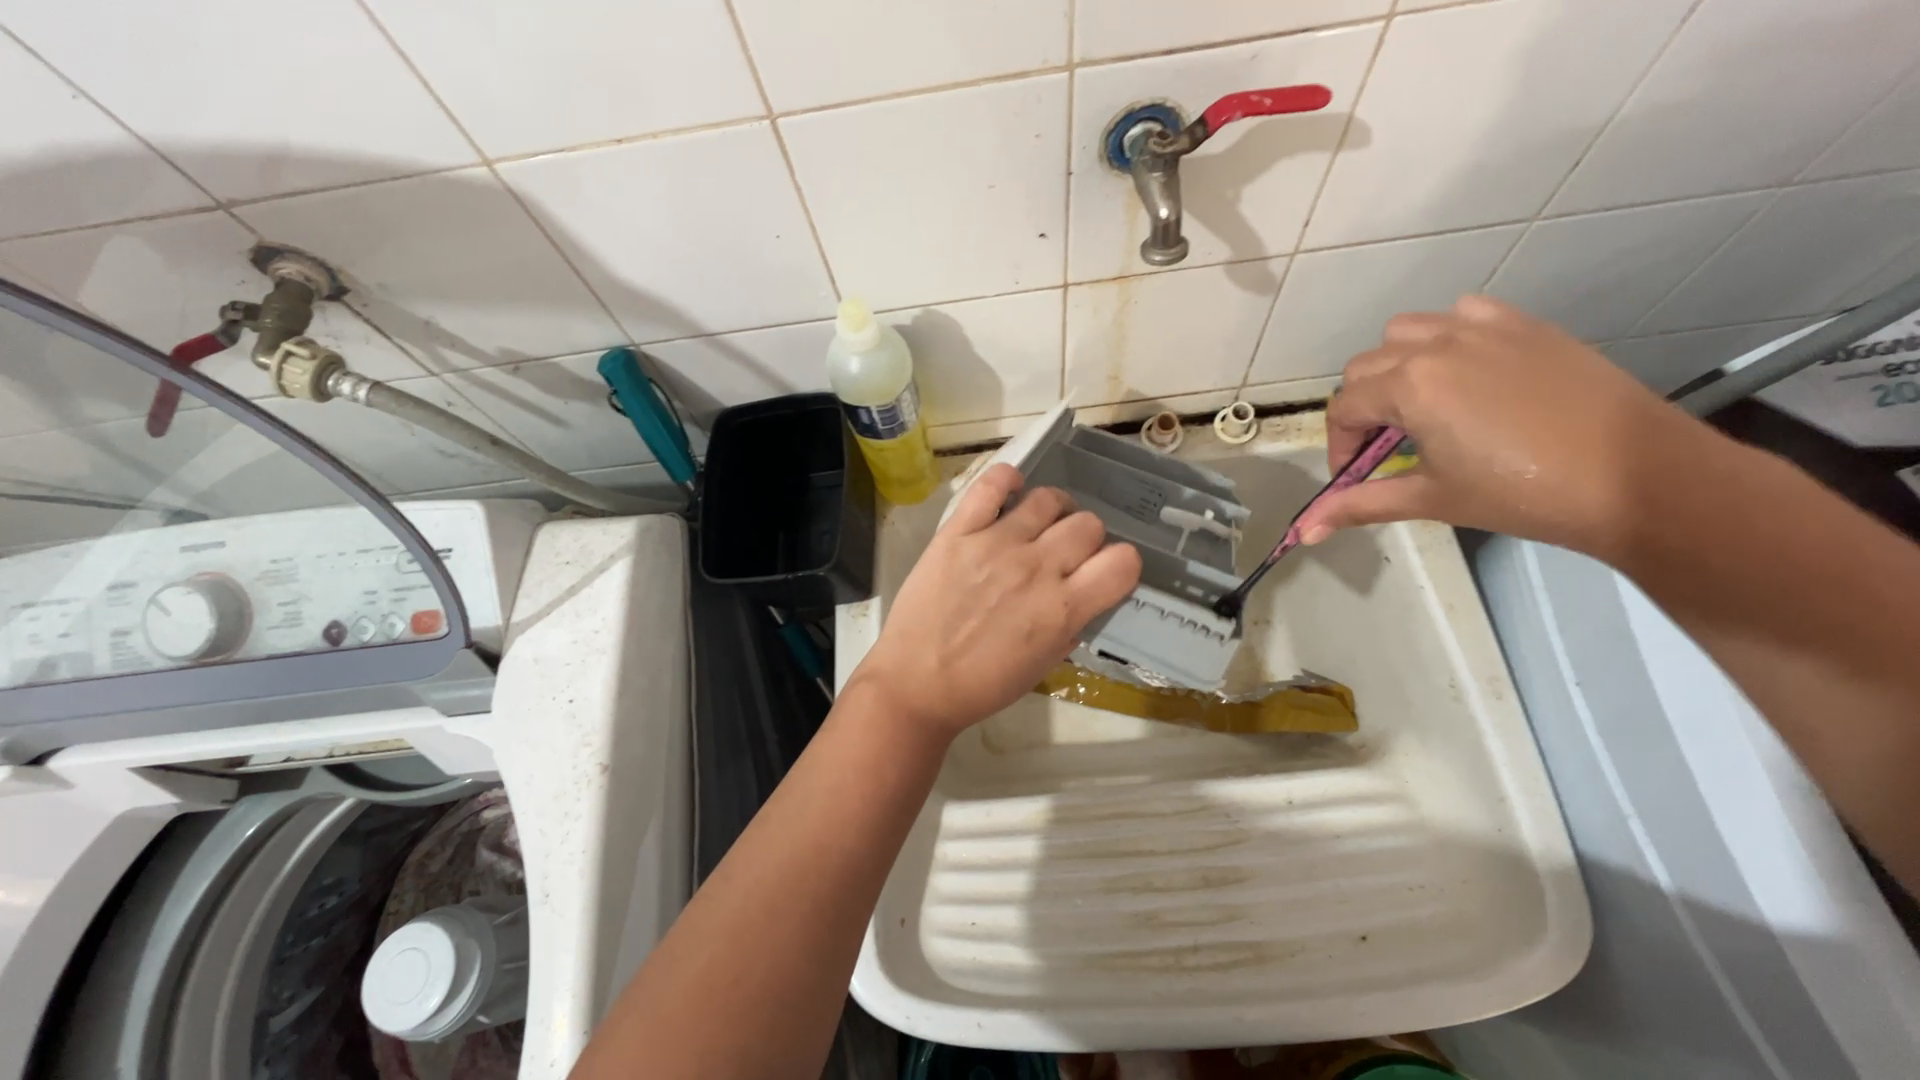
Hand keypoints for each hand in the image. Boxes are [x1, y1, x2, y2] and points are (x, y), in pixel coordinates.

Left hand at [848, 464, 1141, 741]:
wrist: (916, 683)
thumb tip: (1085, 596)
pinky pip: (991, 484)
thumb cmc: (983, 685)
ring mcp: (996, 544)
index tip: (1103, 572)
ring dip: (1053, 510)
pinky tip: (1009, 492)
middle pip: (1089, 525)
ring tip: (1039, 525)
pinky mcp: (958, 531)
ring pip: (1048, 499)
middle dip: (1086, 539)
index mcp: (1062, 609)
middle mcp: (1036, 568)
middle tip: (1065, 554)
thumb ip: (1072, 625)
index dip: (1121, 565)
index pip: (1123, 562)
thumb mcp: (1044, 665)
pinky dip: (1007, 480)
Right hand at [1295, 295, 1721, 560]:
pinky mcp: (1524, 325)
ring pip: (1407, 332)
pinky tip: (1466, 375)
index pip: (1343, 408)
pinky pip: (1462, 314)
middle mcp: (1436, 344)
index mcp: (1409, 386)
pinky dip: (1446, 339)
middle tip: (1386, 450)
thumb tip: (1305, 532)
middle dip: (1363, 409)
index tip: (1355, 479)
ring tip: (1421, 407)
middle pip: (1365, 368)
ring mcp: (1482, 327)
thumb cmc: (1524, 493)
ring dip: (1396, 366)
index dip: (1340, 448)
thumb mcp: (1433, 499)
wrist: (1635, 476)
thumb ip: (1361, 505)